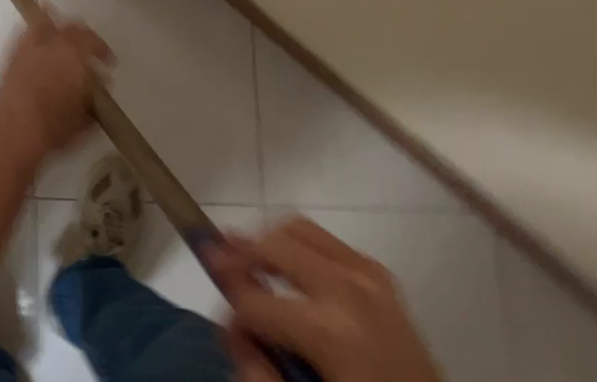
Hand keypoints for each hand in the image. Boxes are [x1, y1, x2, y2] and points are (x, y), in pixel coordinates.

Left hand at [0, 5, 113, 168]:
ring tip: (65, 34)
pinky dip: (35, 29)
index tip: (108, 61)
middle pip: (72, 28)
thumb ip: (94, 96)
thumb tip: (102, 83)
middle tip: (90, 48)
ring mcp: (29, 47)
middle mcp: (52, 46)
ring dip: (59, 26)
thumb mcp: (84, 119)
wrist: (11, 137)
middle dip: (85, 36)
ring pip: (47, 22)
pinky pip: (25, 34)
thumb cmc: (52, 132)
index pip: (93, 42)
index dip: (103, 49)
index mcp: (74, 58)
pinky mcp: (11, 55)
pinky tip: (37, 34)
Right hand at [213, 216, 443, 381]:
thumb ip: (260, 369)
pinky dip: (299, 246)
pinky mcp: (381, 274)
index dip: (230, 314)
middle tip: (215, 265)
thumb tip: (232, 328)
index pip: (253, 302)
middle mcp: (348, 288)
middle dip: (237, 255)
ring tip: (250, 263)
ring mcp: (369, 275)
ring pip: (296, 229)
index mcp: (329, 330)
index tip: (222, 326)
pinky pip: (326, 239)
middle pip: (272, 245)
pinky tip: (291, 272)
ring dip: (267, 243)